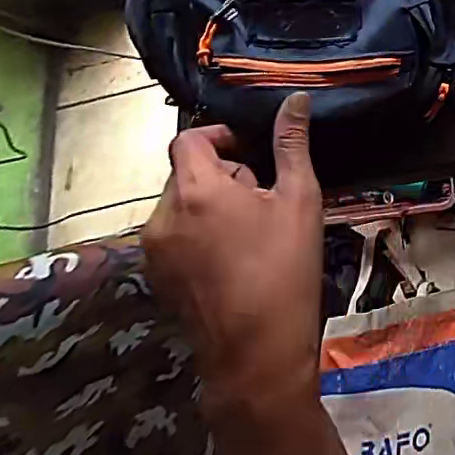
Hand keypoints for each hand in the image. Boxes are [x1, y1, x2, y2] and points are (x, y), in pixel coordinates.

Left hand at [142, 93, 323, 422]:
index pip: (189, 139)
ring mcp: (154, 250)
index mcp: (195, 191)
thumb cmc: (285, 269)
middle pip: (187, 172)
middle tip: (264, 200)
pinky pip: (175, 234)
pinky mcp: (157, 277)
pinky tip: (233, 258)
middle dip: (224, 175)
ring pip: (182, 204)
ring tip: (251, 232)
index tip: (251, 156)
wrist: (258, 354)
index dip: (220, 137)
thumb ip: (292, 144)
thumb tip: (295, 99)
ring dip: (212, 203)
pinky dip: (199, 232)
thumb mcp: (299, 200)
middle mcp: (163, 216)